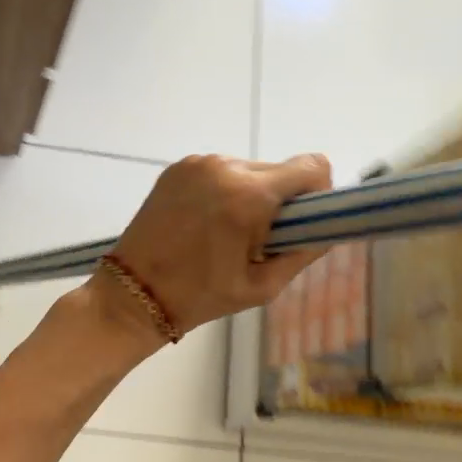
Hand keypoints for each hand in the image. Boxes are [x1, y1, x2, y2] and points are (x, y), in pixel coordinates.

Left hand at [103, 153, 332, 337]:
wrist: (133, 294)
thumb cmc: (199, 297)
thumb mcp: (262, 286)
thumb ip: (303, 252)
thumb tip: (328, 228)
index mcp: (248, 196)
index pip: (311, 167)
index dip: (317, 193)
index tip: (301, 222)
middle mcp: (224, 168)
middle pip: (278, 170)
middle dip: (278, 201)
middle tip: (257, 240)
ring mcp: (196, 164)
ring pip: (248, 170)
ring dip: (248, 196)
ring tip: (224, 235)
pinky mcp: (176, 168)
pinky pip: (218, 173)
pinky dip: (221, 193)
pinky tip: (203, 224)